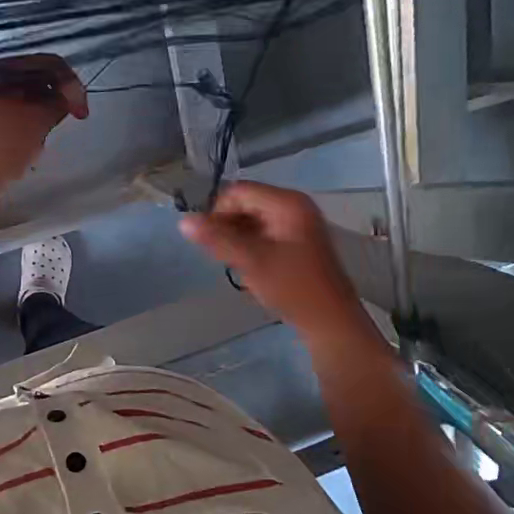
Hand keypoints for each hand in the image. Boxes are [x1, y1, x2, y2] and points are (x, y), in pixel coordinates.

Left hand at [0, 54, 88, 203]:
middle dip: (55, 106)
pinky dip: (26, 136)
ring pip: (28, 106)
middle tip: (59, 128)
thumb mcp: (36, 121)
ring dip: (40, 124)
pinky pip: (15, 124)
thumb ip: (59, 103)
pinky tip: (23, 156)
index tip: (82, 114)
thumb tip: (66, 99)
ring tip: (34, 147)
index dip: (72, 85)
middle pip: (38, 83)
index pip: (48, 64)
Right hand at [179, 182, 369, 341]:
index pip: (238, 192)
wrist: (330, 321)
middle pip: (246, 202)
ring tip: (236, 263)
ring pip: (253, 218)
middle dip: (228, 226)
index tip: (210, 242)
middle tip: (222, 256)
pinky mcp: (298, 239)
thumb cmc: (293, 288)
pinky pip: (265, 231)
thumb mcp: (252, 262)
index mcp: (287, 203)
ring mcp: (298, 222)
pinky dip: (251, 245)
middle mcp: (294, 205)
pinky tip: (249, 266)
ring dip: (238, 237)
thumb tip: (182, 221)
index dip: (218, 212)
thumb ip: (217, 239)